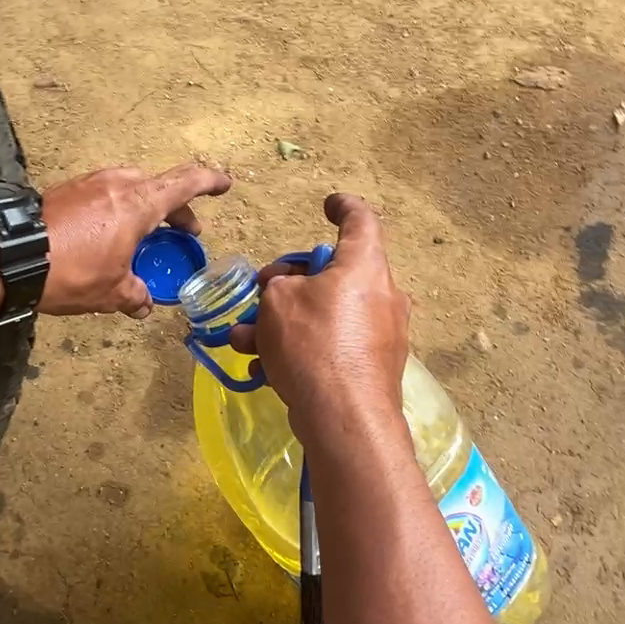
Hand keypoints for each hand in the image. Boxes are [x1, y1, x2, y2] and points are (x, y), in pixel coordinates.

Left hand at [40, 164, 231, 316]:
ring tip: (145, 235)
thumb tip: (144, 304)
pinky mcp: (67, 190)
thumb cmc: (69, 272)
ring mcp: (90, 183)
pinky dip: (118, 209)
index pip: (186, 182)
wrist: (9, 257)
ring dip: (146, 208)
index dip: (210, 182)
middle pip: (159, 186)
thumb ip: (135, 295)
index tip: (224, 184)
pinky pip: (105, 193)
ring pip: (131, 187)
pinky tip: (110, 235)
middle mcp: (118, 184)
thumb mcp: (110, 292)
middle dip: (177, 208)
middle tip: (184, 231)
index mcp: (139, 204)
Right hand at [229, 194, 411, 446]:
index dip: (342, 207)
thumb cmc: (313, 344)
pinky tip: (263, 369)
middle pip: (334, 274)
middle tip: (258, 294)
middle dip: (289, 283)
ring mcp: (380, 335)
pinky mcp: (371, 369)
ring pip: (325, 315)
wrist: (344, 418)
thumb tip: (286, 292)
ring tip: (243, 341)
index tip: (327, 205)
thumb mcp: (277, 300)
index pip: (361, 220)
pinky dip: (300, 351)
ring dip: (283, 323)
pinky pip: (332, 347)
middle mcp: (382, 296)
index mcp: (365, 266)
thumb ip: (278, 284)